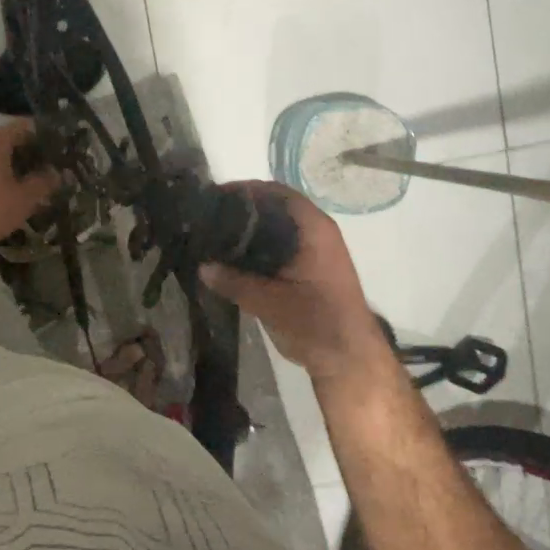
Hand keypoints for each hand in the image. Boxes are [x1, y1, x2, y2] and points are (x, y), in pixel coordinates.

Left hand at [0, 121, 60, 248]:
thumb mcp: (23, 199)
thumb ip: (44, 183)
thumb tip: (58, 173)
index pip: (26, 127)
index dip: (44, 137)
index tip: (58, 152)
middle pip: (9, 140)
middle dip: (29, 154)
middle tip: (46, 171)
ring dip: (12, 165)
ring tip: (28, 183)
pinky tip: (4, 190)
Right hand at [197, 182, 386, 381]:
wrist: (347, 359)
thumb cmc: (315, 322)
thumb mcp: (268, 301)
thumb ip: (233, 282)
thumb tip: (201, 266)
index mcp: (313, 230)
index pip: (276, 192)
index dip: (245, 190)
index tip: (213, 196)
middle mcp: (315, 233)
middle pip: (273, 208)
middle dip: (241, 210)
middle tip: (206, 218)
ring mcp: (313, 253)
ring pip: (275, 229)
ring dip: (247, 231)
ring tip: (211, 237)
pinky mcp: (308, 271)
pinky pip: (277, 248)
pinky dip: (255, 248)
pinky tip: (229, 259)